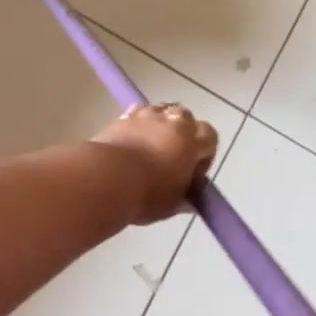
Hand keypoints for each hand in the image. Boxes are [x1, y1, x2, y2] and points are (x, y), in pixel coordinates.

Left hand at [92, 103, 216, 223]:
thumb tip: (190, 202)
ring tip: (152, 146)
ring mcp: (148, 115)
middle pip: (187, 118)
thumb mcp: (171, 205)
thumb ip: (184, 199)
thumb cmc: (146, 193)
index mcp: (192, 141)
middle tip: (173, 158)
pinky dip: (140, 122)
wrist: (106, 178)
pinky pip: (139, 112)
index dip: (204, 155)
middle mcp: (174, 121)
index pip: (210, 137)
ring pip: (163, 110)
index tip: (192, 173)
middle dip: (184, 134)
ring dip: (163, 124)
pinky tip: (133, 139)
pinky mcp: (125, 115)